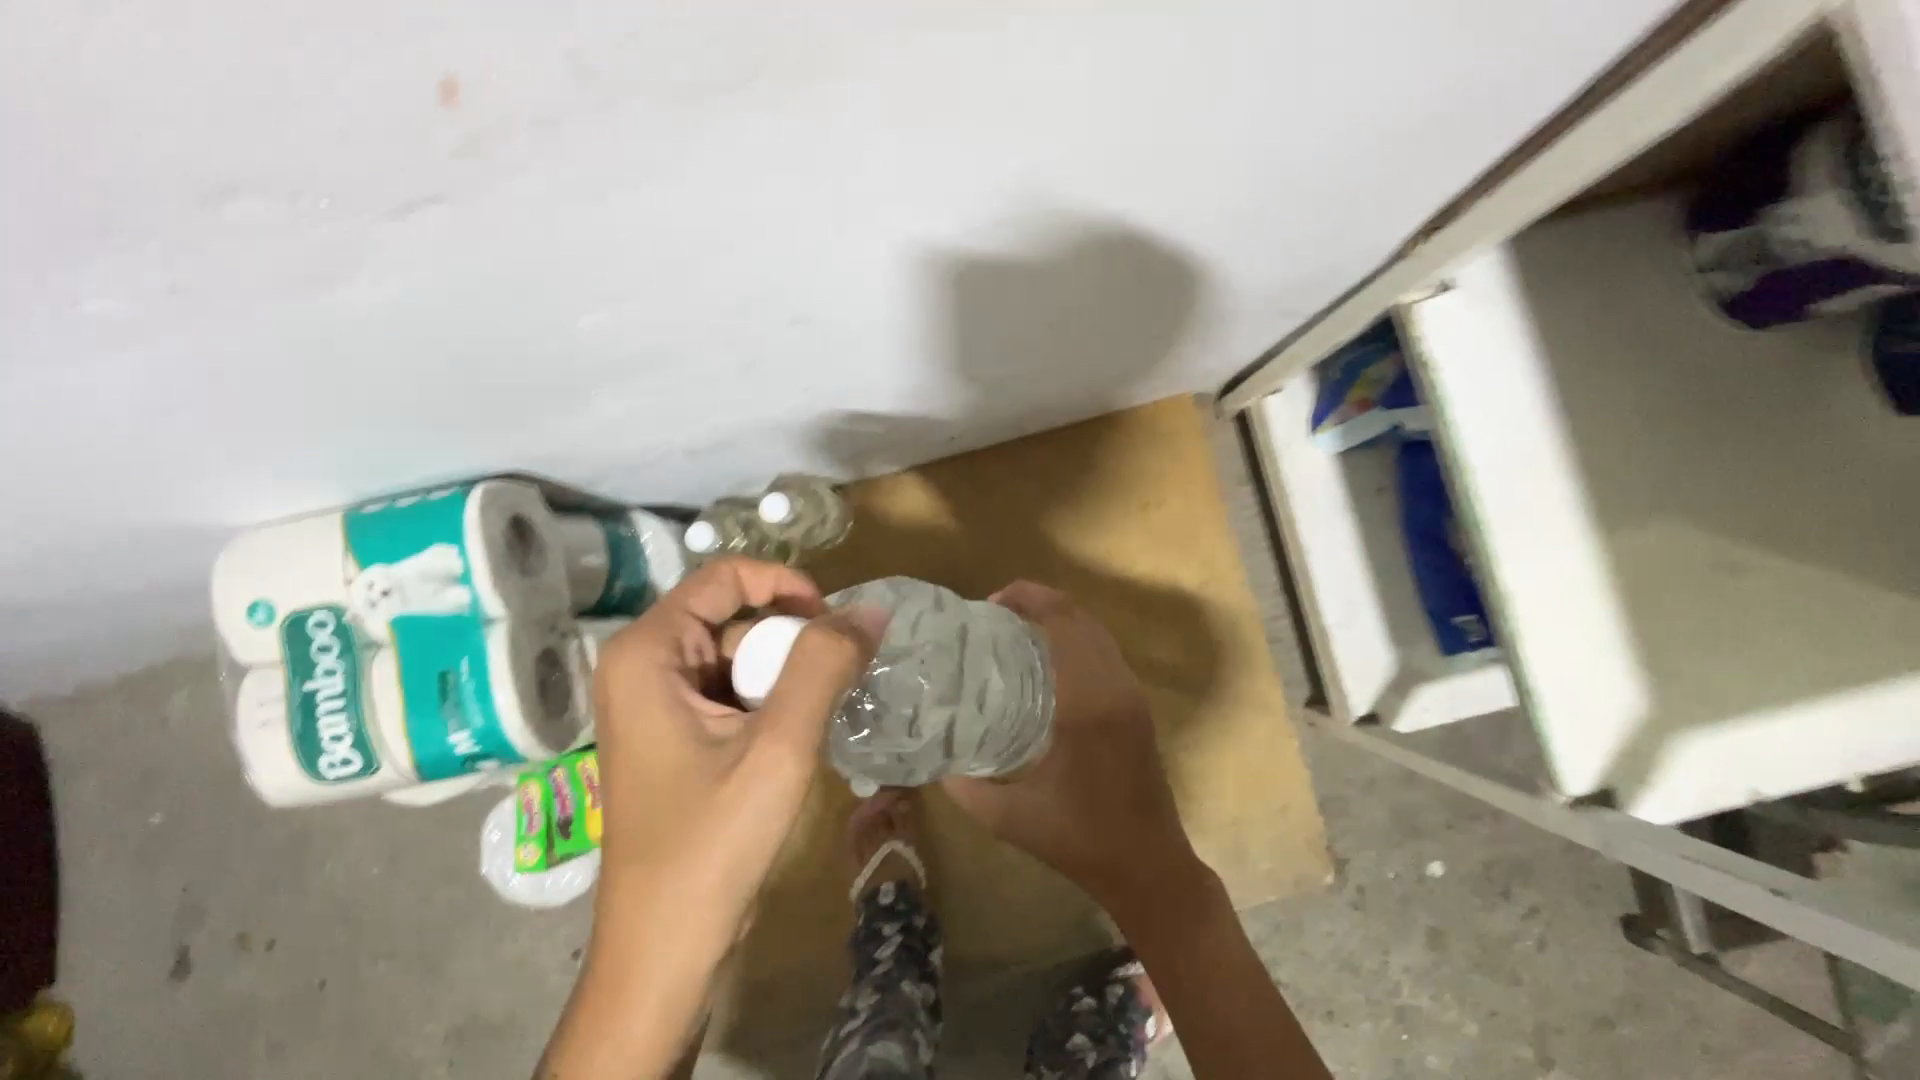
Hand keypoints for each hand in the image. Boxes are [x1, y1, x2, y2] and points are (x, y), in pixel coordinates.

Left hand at [592, 556, 878, 918]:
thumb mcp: (779, 746)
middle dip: (790, 639)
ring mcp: (653, 706)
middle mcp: (640, 668)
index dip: (785, 584)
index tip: (836, 622)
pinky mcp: (672, 739)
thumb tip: (872, 609)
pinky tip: (798, 740)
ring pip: (736, 657)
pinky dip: (769, 704)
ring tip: (823, 717)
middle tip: (841, 679)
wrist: (665, 948)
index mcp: (646, 653)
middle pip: (732, 617)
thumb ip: (824, 665)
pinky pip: (730, 693)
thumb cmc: (712, 844)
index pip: (724, 577)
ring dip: (785, 676)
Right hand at [940, 582, 1204, 915]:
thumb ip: (965, 787)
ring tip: (1016, 629)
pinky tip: (1047, 660)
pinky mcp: (1138, 709)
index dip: (1028, 599)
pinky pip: (1107, 653)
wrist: (1149, 867)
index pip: (1062, 623)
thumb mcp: (1010, 817)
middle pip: (1081, 618)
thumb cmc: (1080, 841)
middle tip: (995, 613)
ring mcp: (1132, 696)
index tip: (989, 604)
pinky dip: (1077, 639)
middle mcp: (1115, 687)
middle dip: (1040, 602)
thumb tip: (933, 760)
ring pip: (1098, 633)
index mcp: (1086, 703)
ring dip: (1060, 619)